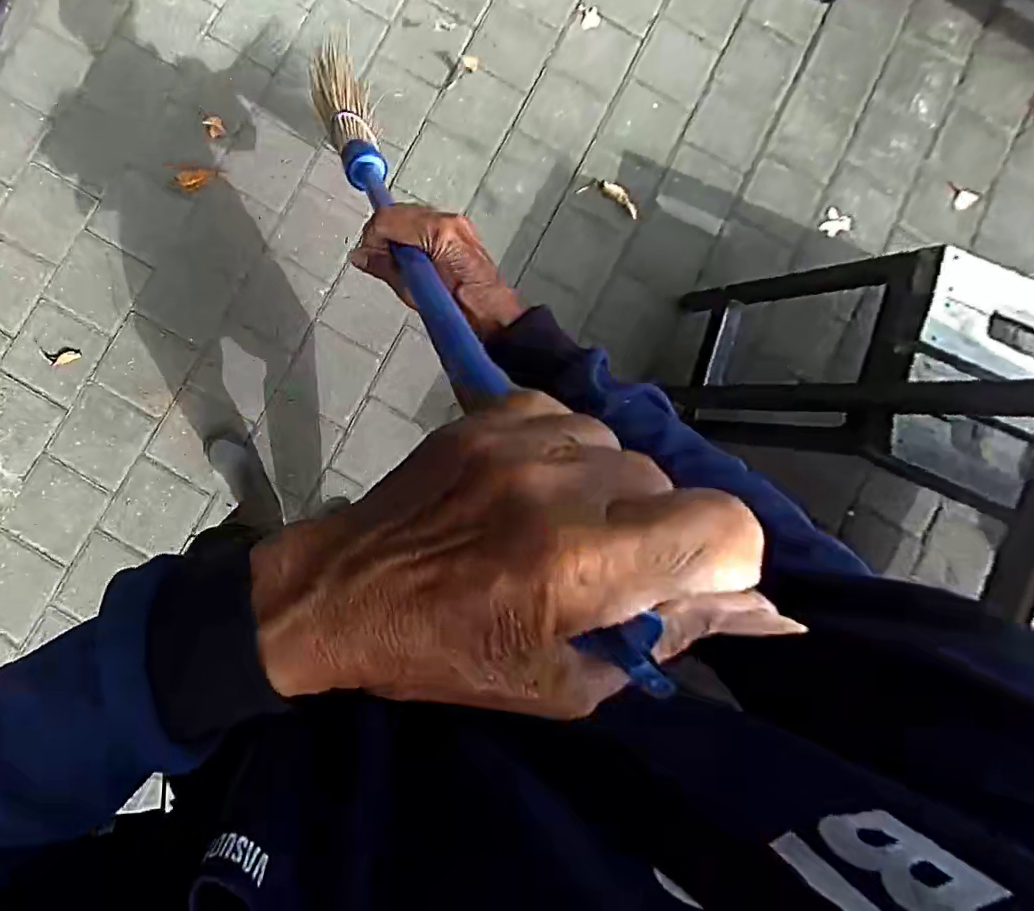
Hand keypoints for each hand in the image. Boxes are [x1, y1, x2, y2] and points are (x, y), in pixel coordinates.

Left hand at [248, 391, 801, 717]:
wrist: (338, 592)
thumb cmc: (439, 650)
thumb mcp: (562, 683)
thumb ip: (662, 639)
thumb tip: (756, 607)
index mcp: (581, 560)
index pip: (725, 523)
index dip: (718, 562)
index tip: (673, 584)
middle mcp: (549, 486)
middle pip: (664, 480)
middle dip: (652, 526)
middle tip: (598, 559)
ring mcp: (501, 446)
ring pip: (608, 440)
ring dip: (601, 480)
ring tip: (556, 517)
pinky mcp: (464, 427)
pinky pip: (549, 411)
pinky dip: (554, 442)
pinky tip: (526, 478)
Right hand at [349, 205, 524, 339]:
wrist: (489, 310)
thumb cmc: (458, 306)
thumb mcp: (409, 289)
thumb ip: (383, 266)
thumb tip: (361, 255)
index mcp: (438, 234)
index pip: (387, 219)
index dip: (371, 238)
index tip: (368, 255)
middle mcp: (448, 221)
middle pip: (395, 211)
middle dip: (380, 234)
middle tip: (378, 257)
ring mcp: (455, 222)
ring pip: (407, 213)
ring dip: (394, 233)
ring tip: (397, 260)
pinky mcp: (457, 227)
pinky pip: (421, 220)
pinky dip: (407, 233)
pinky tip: (410, 255)